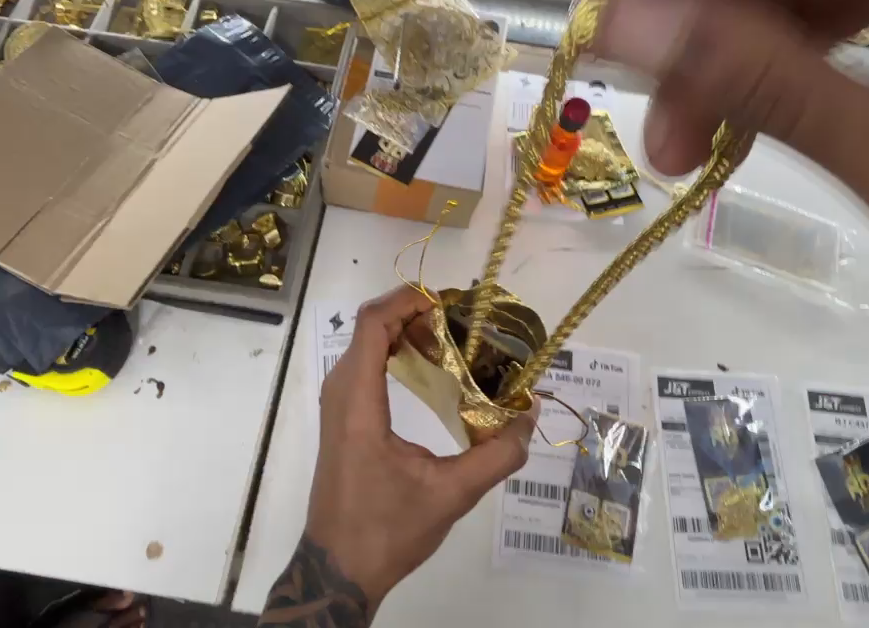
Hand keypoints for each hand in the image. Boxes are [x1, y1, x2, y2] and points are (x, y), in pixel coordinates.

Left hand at [301, 287, 534, 610]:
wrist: (337, 568)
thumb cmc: (387, 530)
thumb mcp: (451, 496)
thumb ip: (497, 455)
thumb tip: (530, 414)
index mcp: (359, 403)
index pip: (372, 324)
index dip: (408, 301)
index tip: (449, 304)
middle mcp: (341, 391)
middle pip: (370, 324)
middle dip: (414, 310)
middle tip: (461, 321)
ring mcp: (337, 401)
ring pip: (366, 340)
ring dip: (405, 328)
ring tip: (451, 338)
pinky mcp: (342, 413)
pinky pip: (364, 360)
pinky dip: (394, 348)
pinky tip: (429, 367)